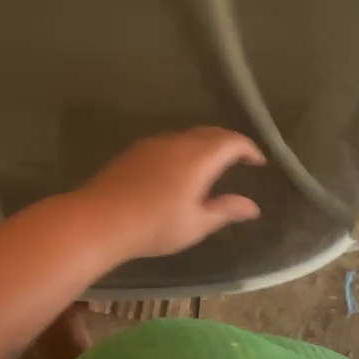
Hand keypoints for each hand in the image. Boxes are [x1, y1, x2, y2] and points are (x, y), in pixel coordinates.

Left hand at [76, 127, 266, 259]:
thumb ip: (226, 210)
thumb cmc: (154, 225)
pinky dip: (185, 149)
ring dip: (206, 144)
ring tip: (213, 164)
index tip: (259, 162)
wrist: (99, 219)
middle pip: (210, 133)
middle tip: (240, 158)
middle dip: (229, 142)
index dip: (249, 148)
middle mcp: (178, 142)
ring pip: (188, 135)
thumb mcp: (196, 223)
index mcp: (199, 157)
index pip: (232, 142)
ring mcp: (154, 144)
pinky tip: (180, 169)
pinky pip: (170, 142)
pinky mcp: (135, 151)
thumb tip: (252, 206)